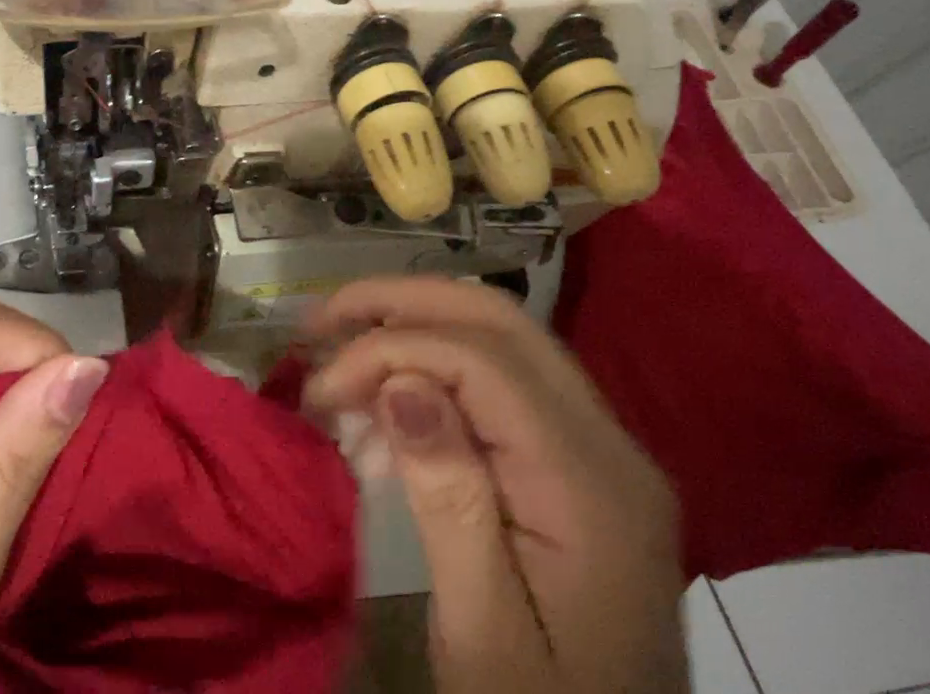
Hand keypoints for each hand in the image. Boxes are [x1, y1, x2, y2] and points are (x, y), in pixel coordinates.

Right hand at [303, 277, 687, 693]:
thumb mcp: (483, 626)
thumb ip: (450, 497)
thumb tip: (402, 382)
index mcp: (590, 484)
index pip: (485, 359)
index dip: (389, 348)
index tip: (318, 389)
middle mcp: (610, 445)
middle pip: (502, 322)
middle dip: (401, 303)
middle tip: (319, 322)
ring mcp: (602, 452)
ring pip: (505, 341)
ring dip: (415, 330)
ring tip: (341, 361)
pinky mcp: (580, 467)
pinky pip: (506, 386)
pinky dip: (437, 373)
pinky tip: (388, 409)